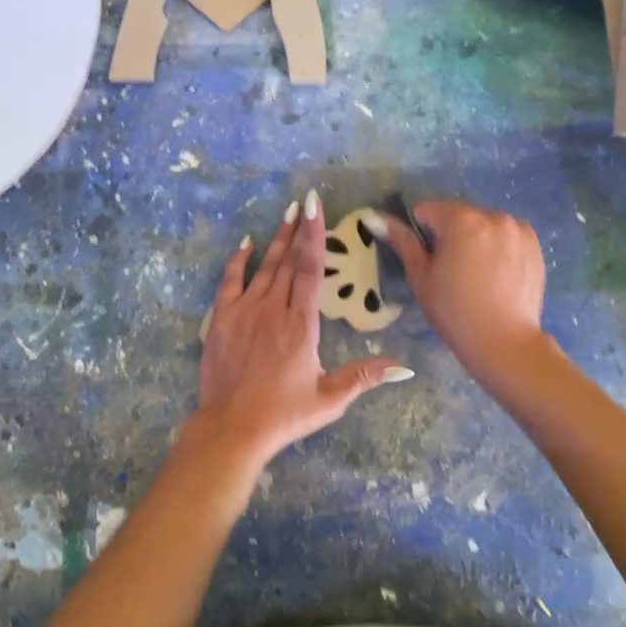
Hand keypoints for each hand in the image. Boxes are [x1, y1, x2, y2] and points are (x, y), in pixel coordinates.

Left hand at [193, 190, 411, 465]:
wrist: (232, 427)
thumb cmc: (284, 415)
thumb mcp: (330, 399)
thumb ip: (364, 376)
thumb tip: (403, 366)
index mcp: (301, 324)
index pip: (311, 270)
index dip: (314, 237)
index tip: (316, 210)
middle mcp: (273, 309)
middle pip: (289, 261)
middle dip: (299, 229)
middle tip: (305, 199)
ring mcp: (245, 311)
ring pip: (264, 267)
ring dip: (276, 239)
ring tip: (286, 212)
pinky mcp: (222, 319)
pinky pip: (230, 282)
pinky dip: (238, 261)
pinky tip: (246, 243)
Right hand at [367, 200, 545, 361]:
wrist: (505, 343)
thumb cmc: (454, 311)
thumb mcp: (420, 277)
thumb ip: (403, 242)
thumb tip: (378, 219)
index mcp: (462, 221)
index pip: (427, 210)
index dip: (421, 232)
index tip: (428, 260)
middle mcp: (493, 216)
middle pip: (458, 214)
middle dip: (450, 233)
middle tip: (450, 269)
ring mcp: (518, 229)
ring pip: (482, 223)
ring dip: (474, 238)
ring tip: (476, 273)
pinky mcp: (534, 245)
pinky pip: (505, 235)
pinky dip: (497, 246)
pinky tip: (496, 274)